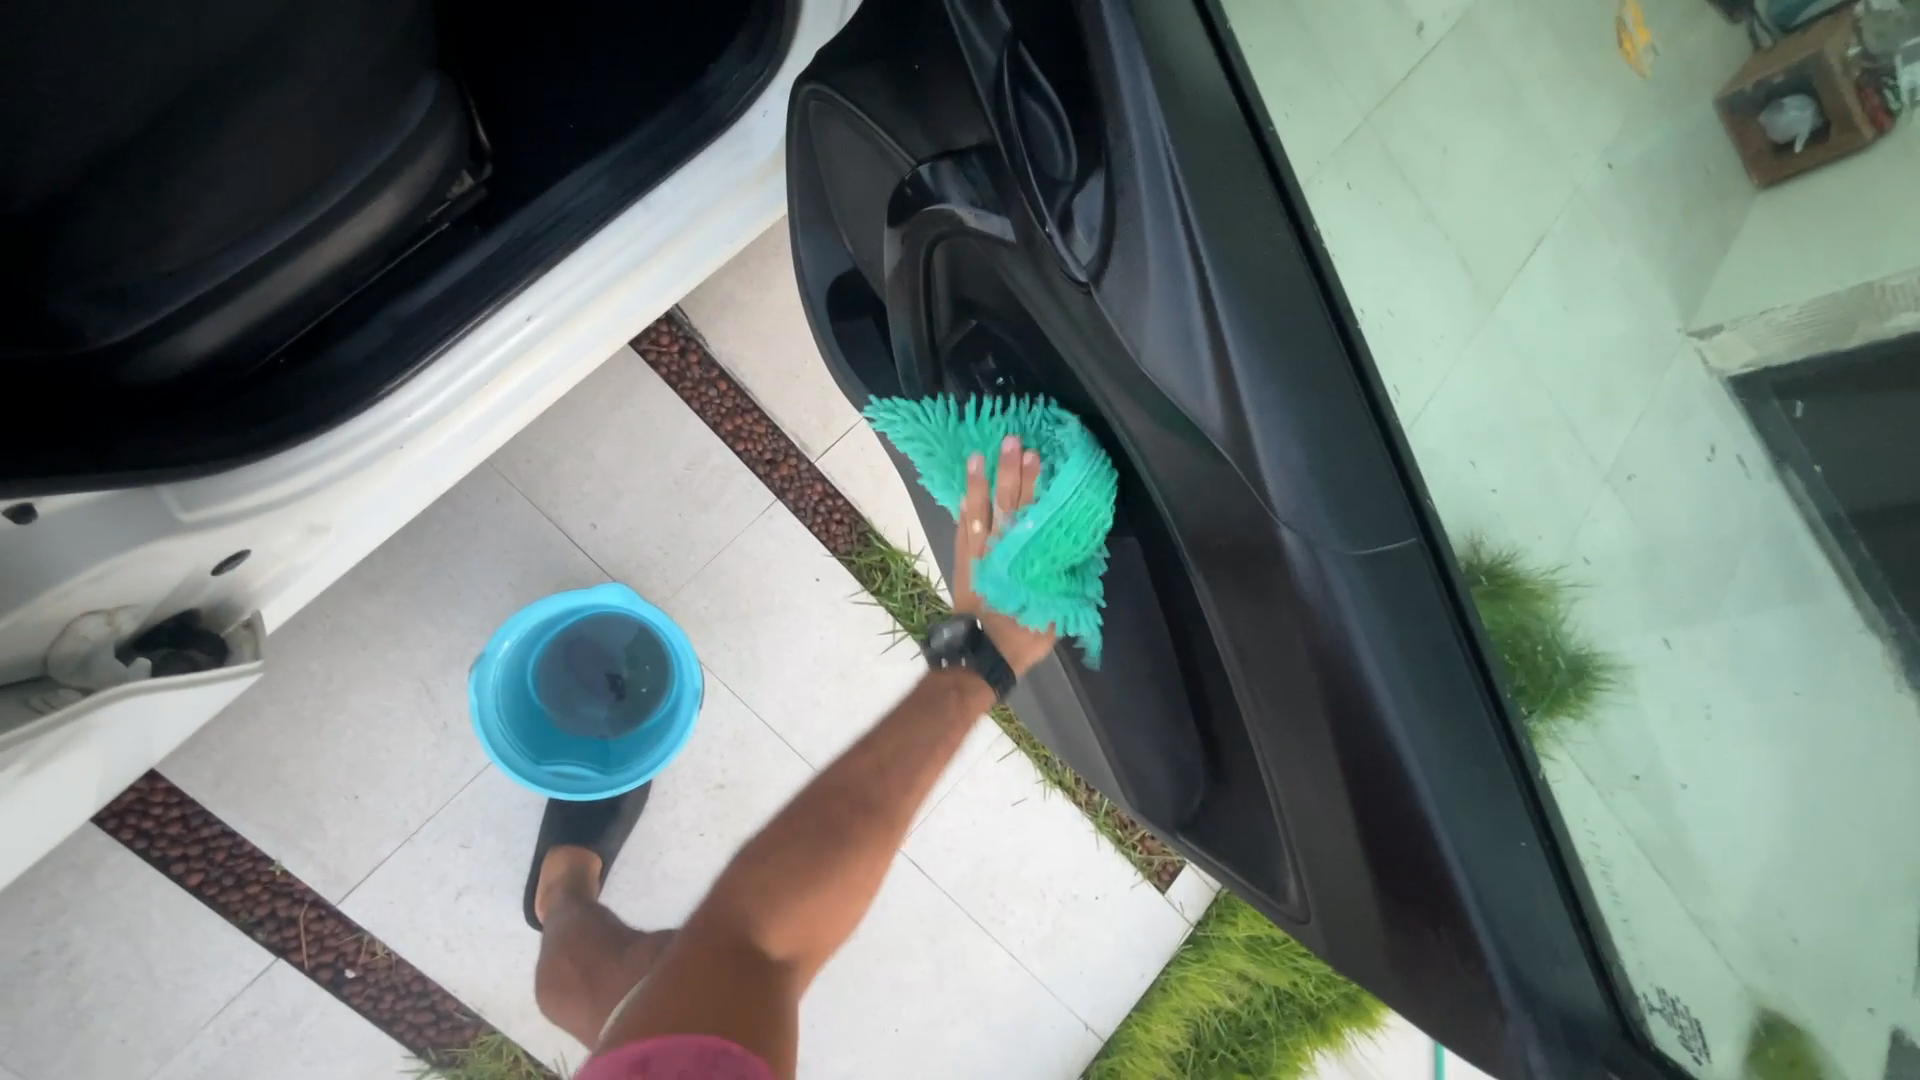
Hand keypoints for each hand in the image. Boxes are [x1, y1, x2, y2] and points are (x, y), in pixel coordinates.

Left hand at [952, 435, 1057, 677]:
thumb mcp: (1055, 606)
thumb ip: (1063, 576)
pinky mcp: (963, 562)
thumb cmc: (1024, 632)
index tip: (1037, 457)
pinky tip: (964, 492)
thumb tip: (1076, 549)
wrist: (984, 654)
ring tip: (980, 454)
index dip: (1033, 484)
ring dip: (980, 482)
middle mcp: (1002, 547)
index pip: (1032, 511)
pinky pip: (962, 529)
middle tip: (1013, 442)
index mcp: (1028, 555)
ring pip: (979, 509)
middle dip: (1010, 471)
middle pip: (1007, 502)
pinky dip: (963, 509)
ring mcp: (978, 553)